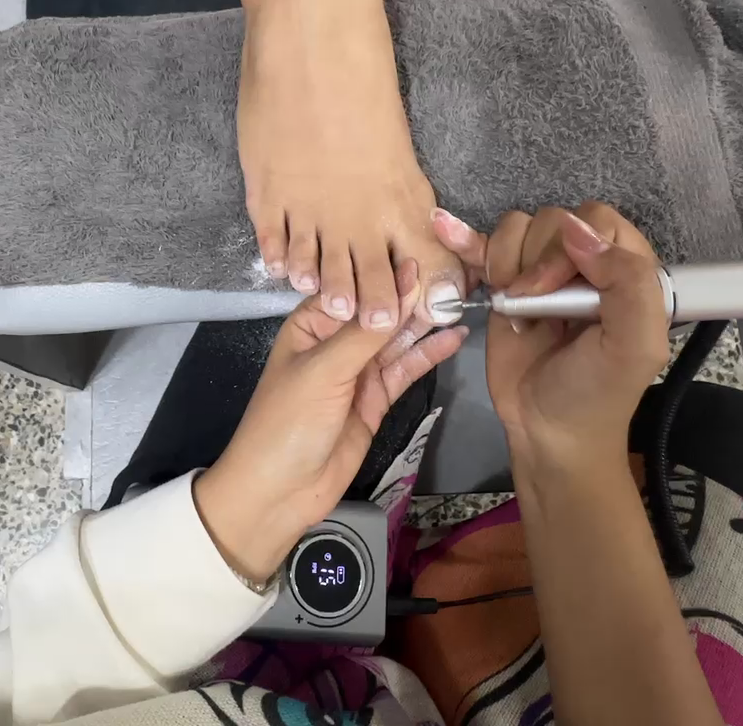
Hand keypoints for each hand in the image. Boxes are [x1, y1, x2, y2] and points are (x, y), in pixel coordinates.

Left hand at [193, 259, 468, 582]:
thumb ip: (365, 334)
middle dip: (412, 296)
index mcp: (311, 323)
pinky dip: (427, 354)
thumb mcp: (324, 370)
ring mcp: (357, 370)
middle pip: (379, 312)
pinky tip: (453, 336)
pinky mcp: (375, 398)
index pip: (354, 288)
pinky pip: (404, 369)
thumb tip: (401, 290)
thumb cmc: (288, 420)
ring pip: (396, 339)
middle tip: (456, 274)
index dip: (387, 273)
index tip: (426, 253)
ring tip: (462, 299)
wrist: (280, 490)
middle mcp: (335, 341)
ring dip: (425, 323)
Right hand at [237, 0, 463, 332]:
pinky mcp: (264, 191)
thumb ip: (402, 184)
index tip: (426, 311)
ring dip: (327, 290)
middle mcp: (353, 214)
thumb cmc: (363, 68)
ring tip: (331, 308)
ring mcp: (304, 206)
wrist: (308, 34)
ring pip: (318, 269)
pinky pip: (273, 241)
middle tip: (375, 327)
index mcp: (397, 195)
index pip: (420, 262)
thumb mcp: (396, 132)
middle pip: (367, 278)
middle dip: (375, 306)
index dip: (425, 291)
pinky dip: (279, 259)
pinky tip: (282, 269)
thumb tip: (412, 215)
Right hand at [432, 203, 670, 473]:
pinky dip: (466, 238)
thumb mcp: (634, 346)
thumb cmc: (595, 392)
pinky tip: (446, 230)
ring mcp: (538, 271)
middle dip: (537, 261)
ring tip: (513, 307)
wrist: (545, 430)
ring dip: (506, 264)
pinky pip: (483, 243)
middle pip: (552, 221)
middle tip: (534, 306)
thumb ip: (627, 283)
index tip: (560, 289)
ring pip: (516, 228)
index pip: (598, 221)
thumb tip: (574, 228)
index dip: (573, 247)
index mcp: (626, 271)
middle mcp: (583, 263)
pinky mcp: (502, 283)